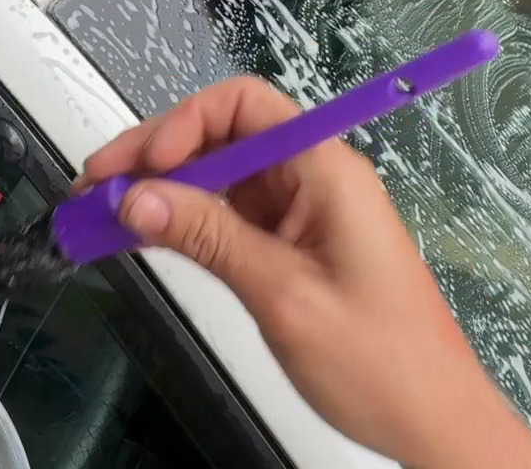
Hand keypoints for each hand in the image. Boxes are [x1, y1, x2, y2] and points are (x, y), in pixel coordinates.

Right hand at [77, 77, 530, 468]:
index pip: (245, 104)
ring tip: (100, 204)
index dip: (189, 121)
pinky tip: (138, 228)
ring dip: (157, 184)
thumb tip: (132, 197)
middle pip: (219, 134)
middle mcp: (305, 173)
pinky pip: (221, 209)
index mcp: (322, 167)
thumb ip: (207, 237)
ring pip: (213, 170)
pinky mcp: (282, 237)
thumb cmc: (378, 360)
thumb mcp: (283, 294)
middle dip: (154, 153)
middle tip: (94, 181)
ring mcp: (293, 206)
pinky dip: (178, 216)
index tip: (148, 164)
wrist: (436, 427)